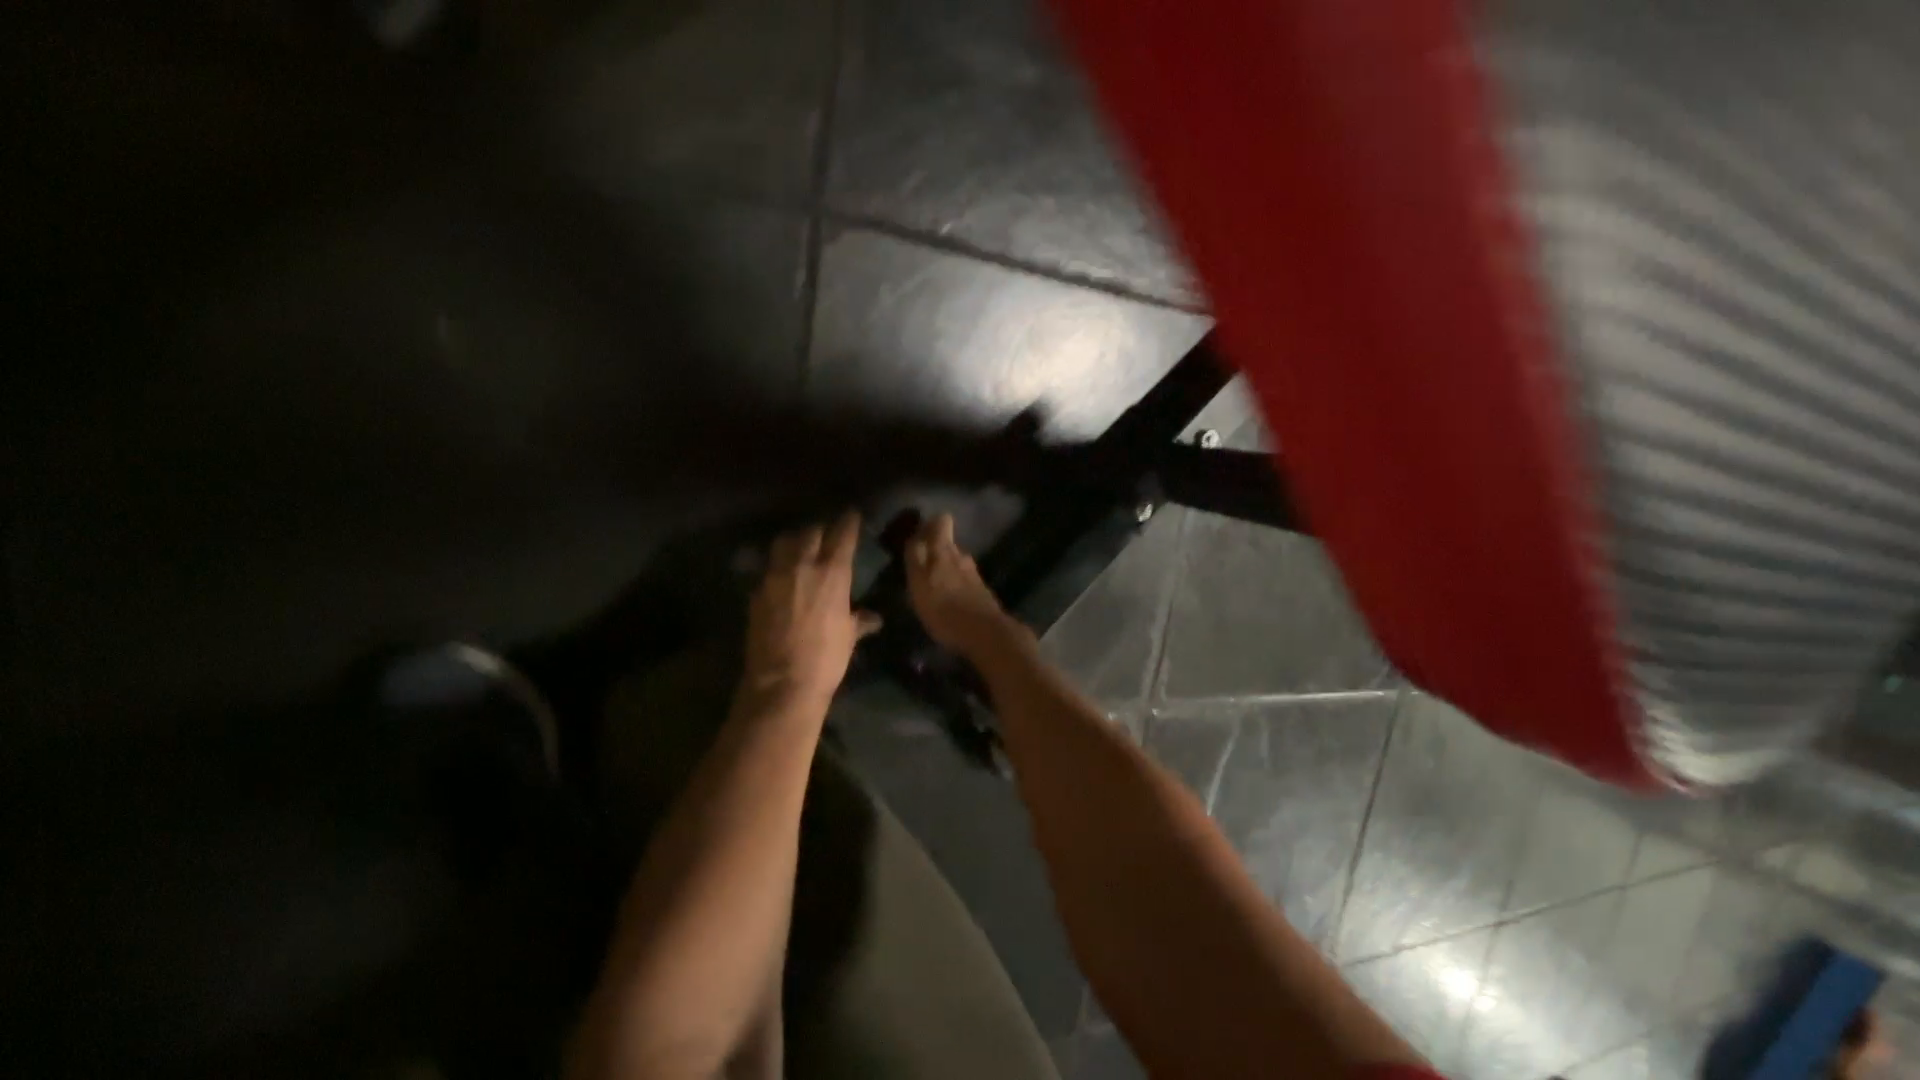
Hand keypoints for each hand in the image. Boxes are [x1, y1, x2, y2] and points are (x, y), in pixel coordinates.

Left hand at [740, 512, 880, 711]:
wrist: (782, 682)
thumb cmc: (827, 659)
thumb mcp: (849, 638)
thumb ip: (859, 621)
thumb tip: (874, 618)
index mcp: (832, 574)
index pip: (842, 535)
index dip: (848, 522)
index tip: (851, 515)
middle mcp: (802, 566)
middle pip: (809, 532)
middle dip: (819, 531)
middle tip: (824, 536)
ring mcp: (774, 577)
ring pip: (783, 543)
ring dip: (793, 542)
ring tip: (798, 549)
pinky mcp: (756, 593)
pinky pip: (767, 570)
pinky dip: (776, 569)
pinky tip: (780, 580)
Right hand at [904, 514, 1014, 655]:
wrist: (984, 633)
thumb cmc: (944, 609)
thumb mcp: (919, 583)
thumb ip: (916, 557)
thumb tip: (914, 536)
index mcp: (944, 551)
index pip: (941, 522)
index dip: (930, 524)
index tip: (918, 534)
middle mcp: (961, 557)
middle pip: (948, 543)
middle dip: (935, 549)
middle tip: (920, 564)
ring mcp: (974, 575)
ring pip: (956, 562)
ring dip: (945, 569)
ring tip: (932, 586)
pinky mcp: (981, 592)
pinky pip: (963, 580)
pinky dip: (954, 585)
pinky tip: (947, 600)